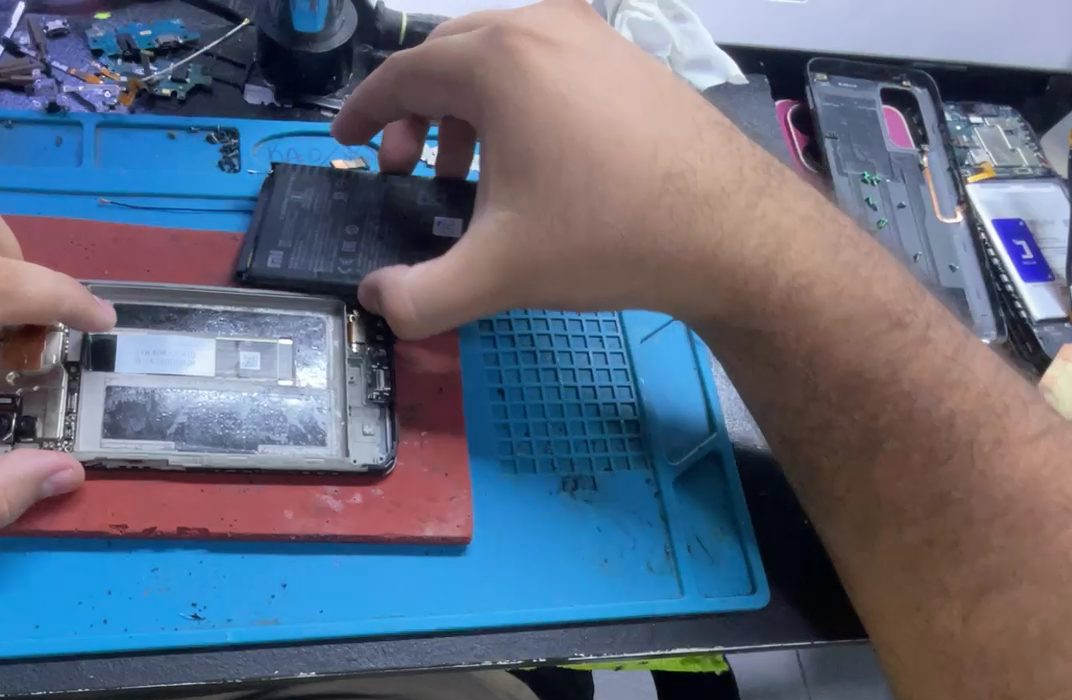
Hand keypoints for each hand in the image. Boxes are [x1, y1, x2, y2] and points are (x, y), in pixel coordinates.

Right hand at [331, 0, 819, 338]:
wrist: (725, 231)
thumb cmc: (600, 239)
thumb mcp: (493, 276)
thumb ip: (417, 297)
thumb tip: (372, 299)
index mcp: (497, 60)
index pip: (403, 72)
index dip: (365, 110)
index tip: (346, 140)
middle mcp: (540, 23)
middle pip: (445, 56)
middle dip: (411, 113)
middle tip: (404, 170)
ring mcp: (589, 33)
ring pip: (495, 58)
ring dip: (459, 111)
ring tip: (460, 175)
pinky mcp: (621, 56)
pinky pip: (540, 66)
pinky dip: (508, 106)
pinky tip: (521, 164)